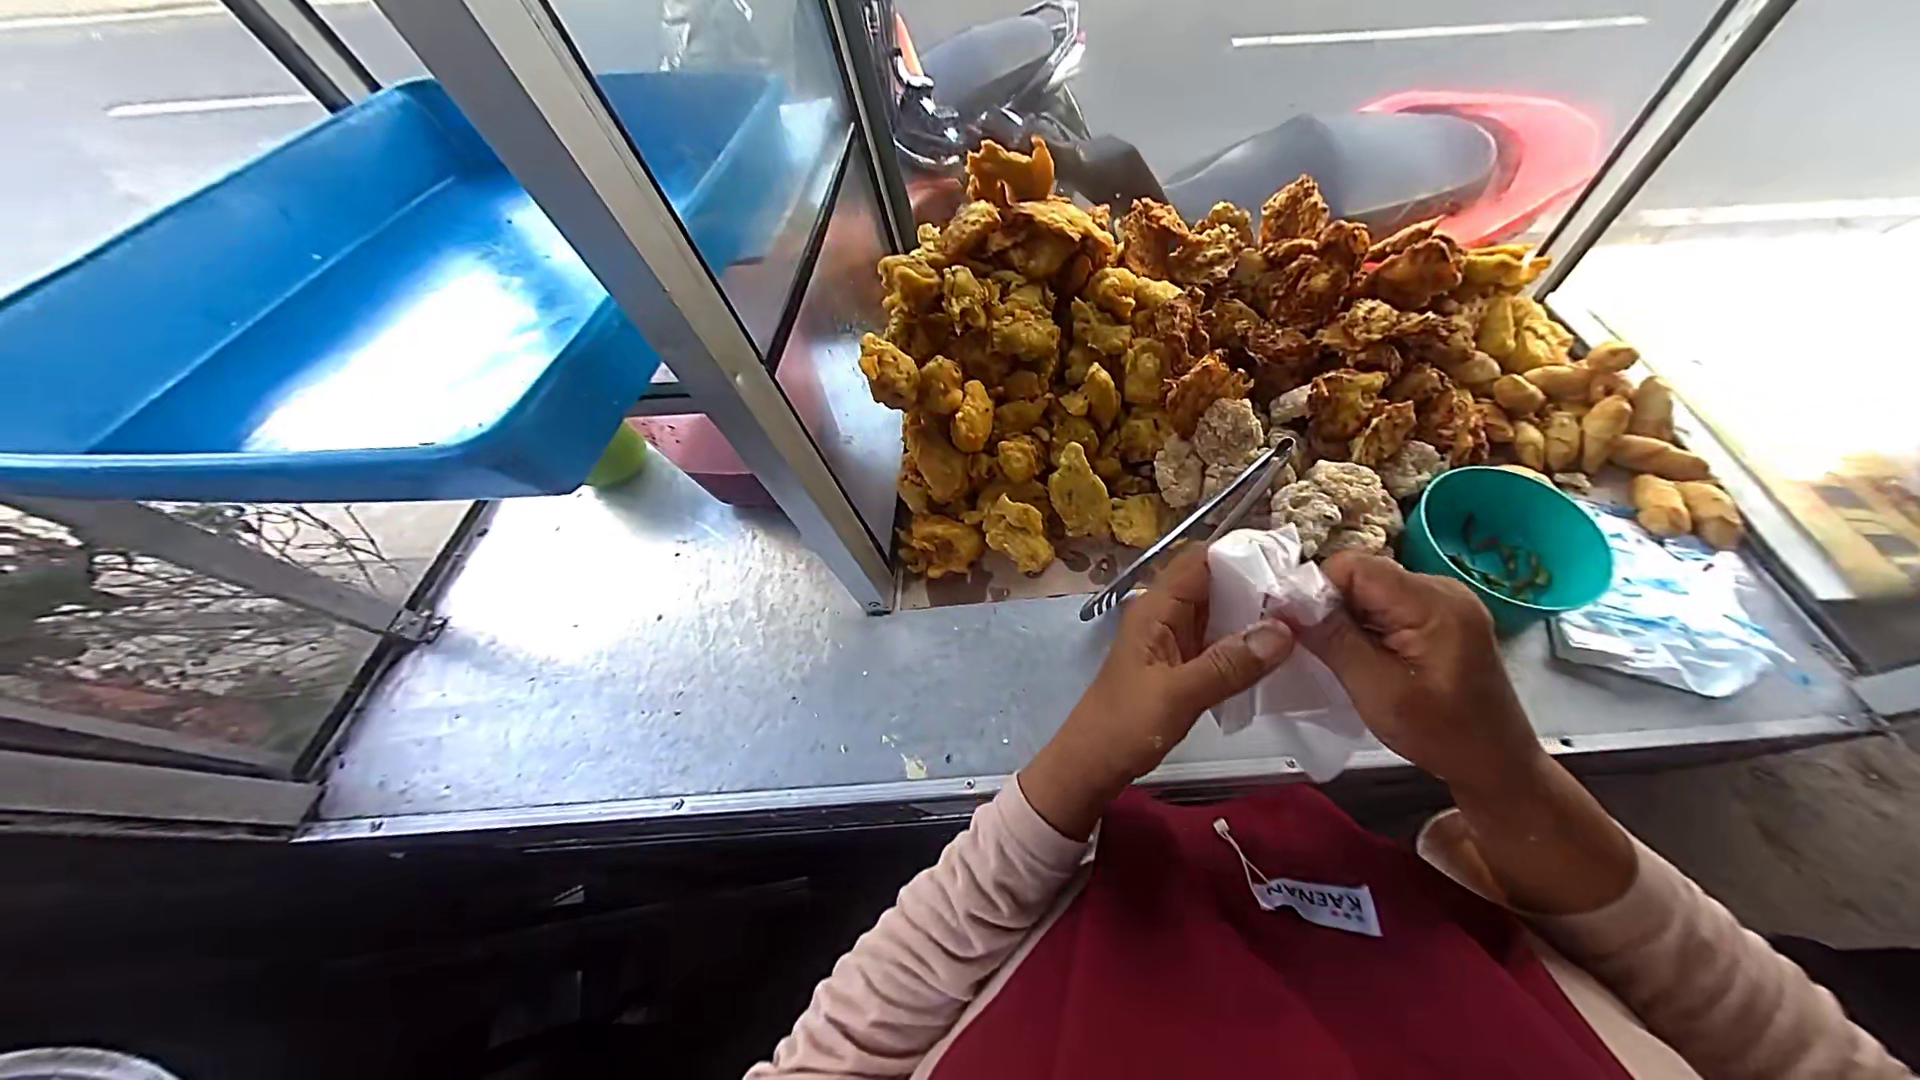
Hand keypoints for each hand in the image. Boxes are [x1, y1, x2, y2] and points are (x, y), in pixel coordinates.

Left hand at [1020, 546, 1295, 838]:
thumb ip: (1229, 664)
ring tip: (1306, 617)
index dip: (1242, 554)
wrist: (1093, 761)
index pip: (1199, 561)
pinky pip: (1219, 639)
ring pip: (1219, 611)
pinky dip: (1245, 640)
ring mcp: (1173, 638)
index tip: (1290, 560)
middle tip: (1310, 595)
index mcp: (1155, 608)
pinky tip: (1278, 650)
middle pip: (1214, 582)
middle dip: (1258, 584)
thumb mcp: (1178, 694)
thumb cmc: (1124, 725)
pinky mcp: (1182, 662)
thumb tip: (1285, 630)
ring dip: (1255, 613)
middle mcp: (1164, 614)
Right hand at [1305, 552, 1633, 914]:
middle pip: (1360, 572)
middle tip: (1318, 644)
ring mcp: (1444, 600)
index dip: (1316, 588)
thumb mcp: (1377, 690)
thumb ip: (1333, 638)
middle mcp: (1441, 588)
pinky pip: (1385, 601)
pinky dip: (1364, 621)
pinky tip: (1364, 652)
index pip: (1353, 565)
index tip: (1297, 624)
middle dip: (1329, 603)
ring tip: (1344, 653)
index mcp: (1432, 602)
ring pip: (1369, 586)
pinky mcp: (1439, 614)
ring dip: (1345, 614)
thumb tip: (1286, 602)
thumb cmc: (1441, 733)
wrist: (1496, 764)